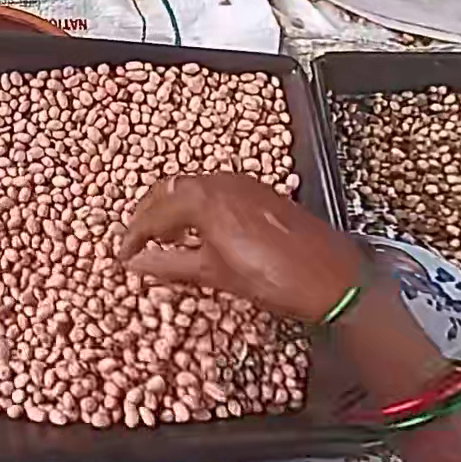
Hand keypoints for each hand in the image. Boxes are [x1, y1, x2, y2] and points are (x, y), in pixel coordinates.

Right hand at [117, 173, 365, 323]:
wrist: (336, 279)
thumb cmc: (275, 278)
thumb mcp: (214, 274)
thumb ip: (169, 264)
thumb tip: (136, 264)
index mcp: (202, 200)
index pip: (152, 216)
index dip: (134, 237)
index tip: (124, 255)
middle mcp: (218, 182)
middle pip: (165, 192)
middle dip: (146, 216)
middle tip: (136, 242)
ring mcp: (240, 183)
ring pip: (188, 187)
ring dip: (169, 208)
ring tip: (162, 235)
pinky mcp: (257, 190)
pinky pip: (212, 189)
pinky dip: (194, 204)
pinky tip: (197, 227)